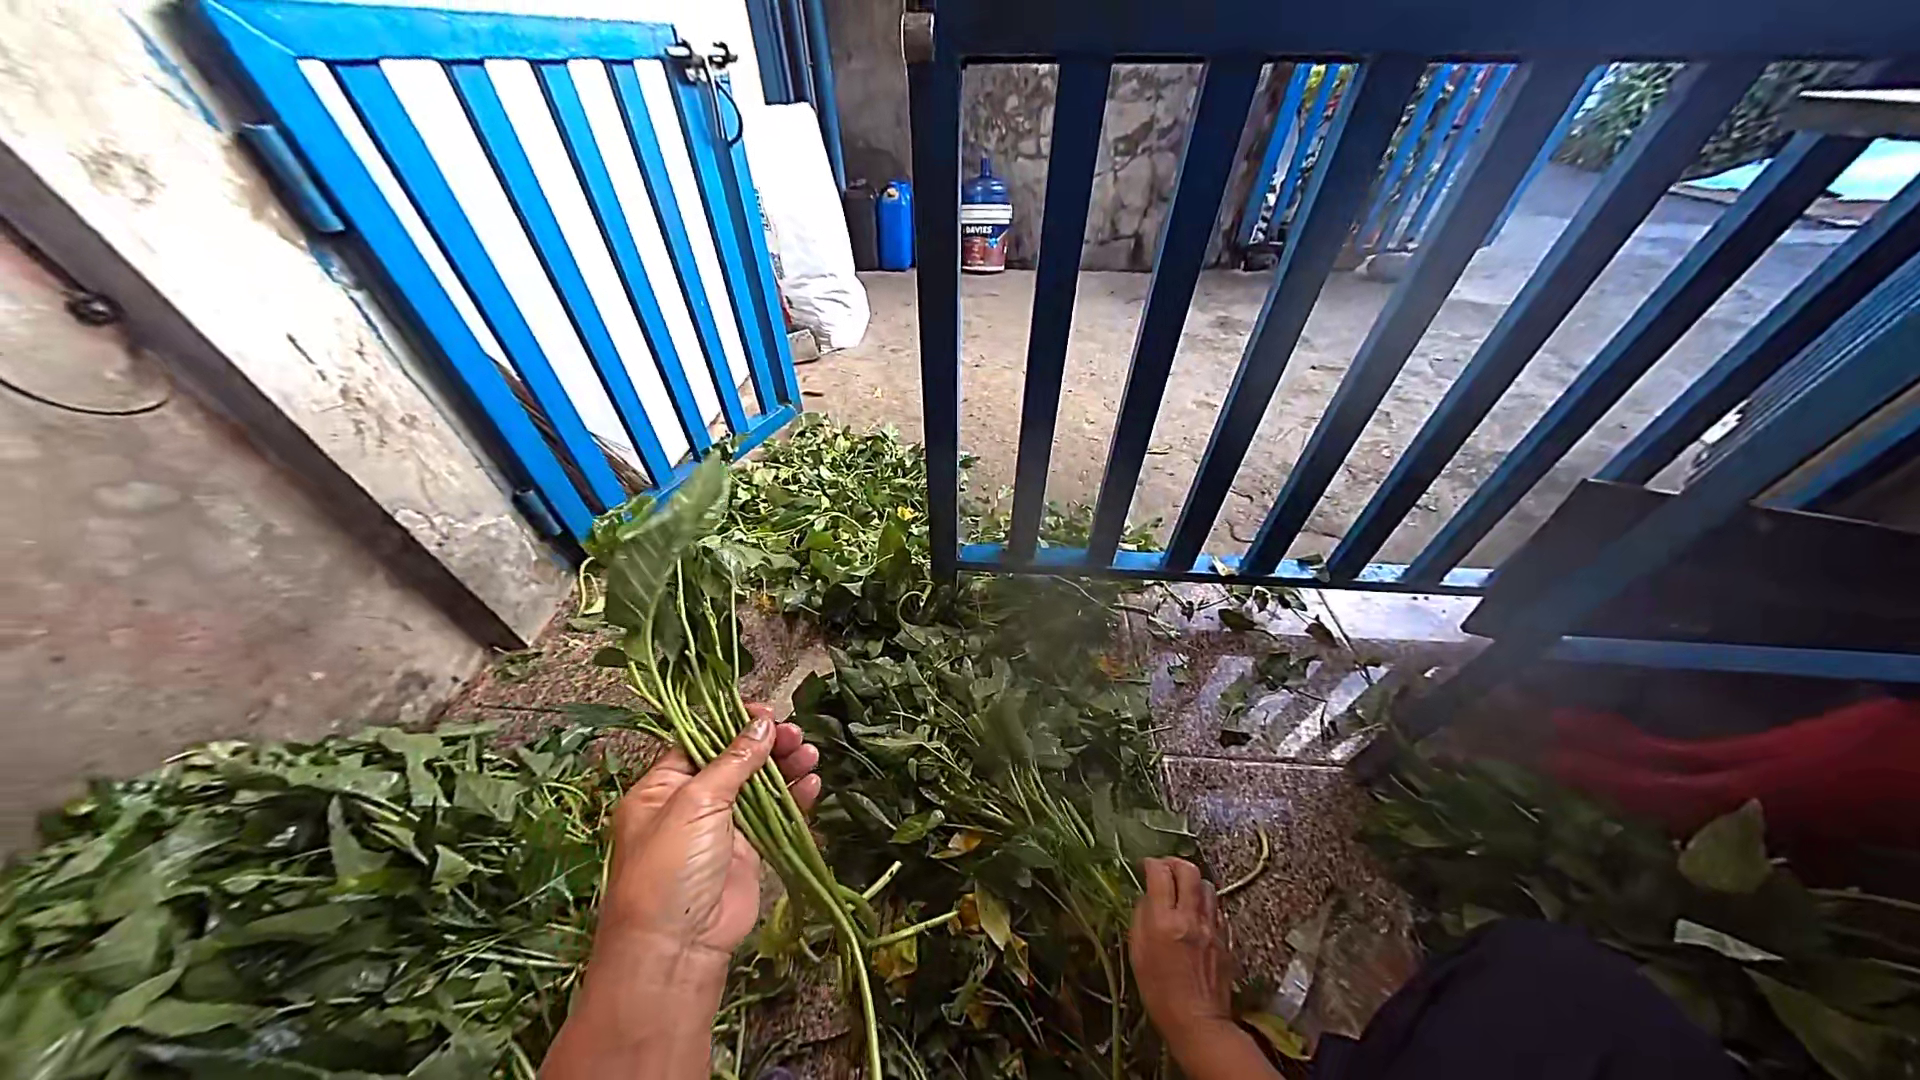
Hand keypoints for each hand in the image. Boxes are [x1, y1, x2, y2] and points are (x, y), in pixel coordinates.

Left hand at [542, 704, 819, 1079]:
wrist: (677, 949)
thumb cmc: (669, 870)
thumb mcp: (696, 802)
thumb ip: (733, 760)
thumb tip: (761, 724)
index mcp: (663, 788)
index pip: (702, 741)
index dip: (734, 723)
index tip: (766, 712)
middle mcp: (692, 803)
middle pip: (737, 759)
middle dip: (767, 744)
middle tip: (794, 735)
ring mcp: (723, 827)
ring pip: (760, 785)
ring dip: (785, 767)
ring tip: (809, 754)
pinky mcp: (749, 850)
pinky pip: (776, 814)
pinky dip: (796, 797)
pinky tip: (811, 784)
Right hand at [1130, 857, 1235, 1046]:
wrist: (1198, 1023)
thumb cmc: (1159, 991)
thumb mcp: (1138, 952)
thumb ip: (1142, 916)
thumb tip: (1148, 895)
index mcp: (1164, 921)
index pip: (1160, 873)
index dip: (1150, 863)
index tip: (1144, 866)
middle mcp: (1190, 918)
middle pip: (1188, 871)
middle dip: (1174, 863)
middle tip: (1165, 869)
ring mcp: (1212, 927)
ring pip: (1207, 886)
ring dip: (1192, 881)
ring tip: (1182, 889)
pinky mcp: (1225, 938)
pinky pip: (1217, 908)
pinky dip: (1205, 902)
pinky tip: (1196, 912)